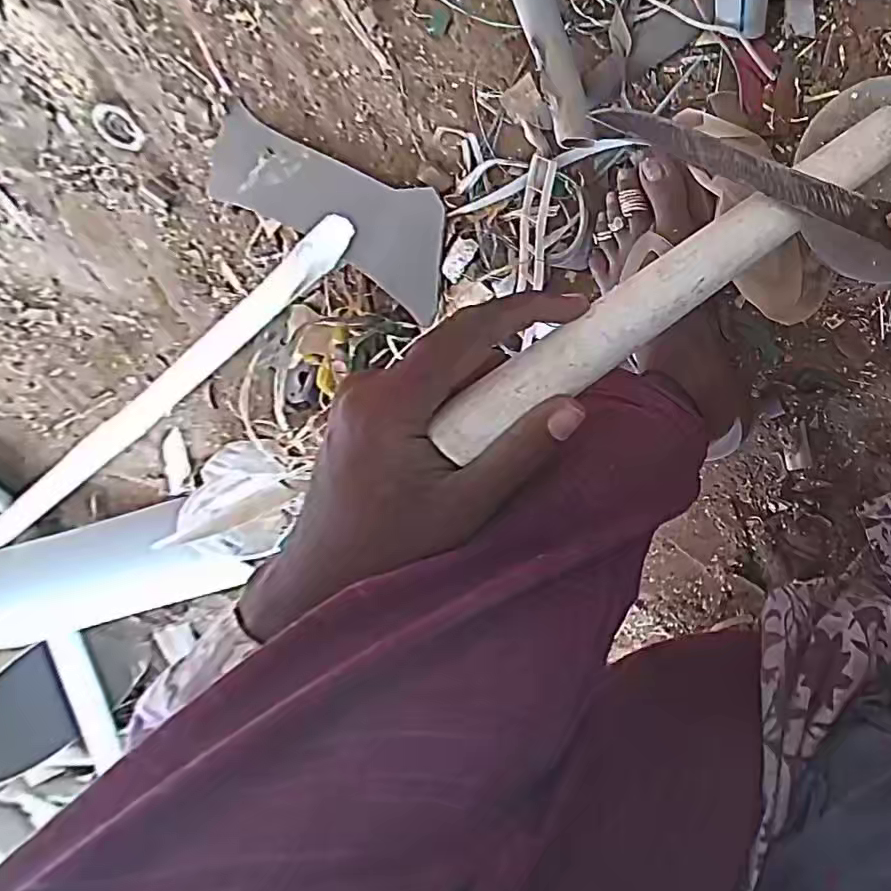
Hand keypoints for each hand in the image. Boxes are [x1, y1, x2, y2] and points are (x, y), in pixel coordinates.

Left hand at [238, 292, 591, 639]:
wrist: (319, 582)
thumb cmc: (381, 552)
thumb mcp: (466, 505)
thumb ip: (521, 452)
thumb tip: (569, 410)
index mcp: (390, 403)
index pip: (469, 330)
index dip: (528, 309)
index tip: (571, 308)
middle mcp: (371, 388)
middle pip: (462, 348)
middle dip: (512, 367)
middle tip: (548, 396)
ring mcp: (366, 398)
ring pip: (448, 369)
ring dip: (488, 393)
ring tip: (493, 447)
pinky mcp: (370, 413)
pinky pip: (431, 388)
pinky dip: (465, 404)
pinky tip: (468, 448)